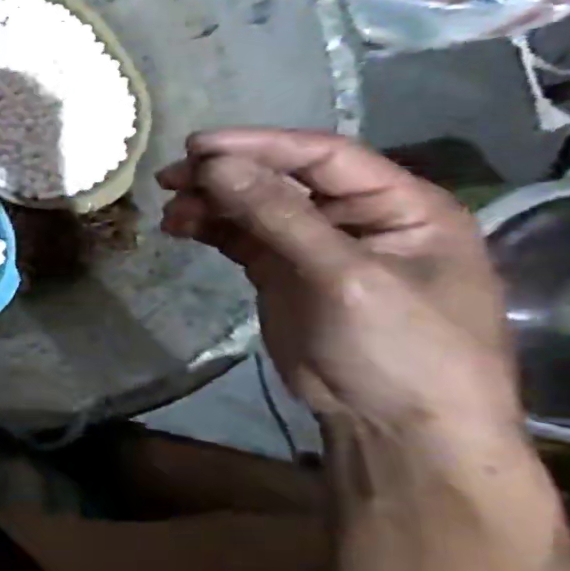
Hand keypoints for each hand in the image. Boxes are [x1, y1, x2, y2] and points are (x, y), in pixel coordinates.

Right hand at [158, 128, 516, 439]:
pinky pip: (240, 236)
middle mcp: (359, 218)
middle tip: (169, 178)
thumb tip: (214, 164)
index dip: (259, 145)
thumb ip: (278, 216)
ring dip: (210, 203)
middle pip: (282, 178)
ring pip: (253, 206)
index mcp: (400, 206)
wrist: (395, 425)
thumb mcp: (342, 276)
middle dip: (225, 174)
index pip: (323, 156)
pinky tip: (180, 228)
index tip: (196, 146)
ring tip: (171, 212)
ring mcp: (318, 247)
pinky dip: (209, 229)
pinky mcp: (283, 273)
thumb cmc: (399, 346)